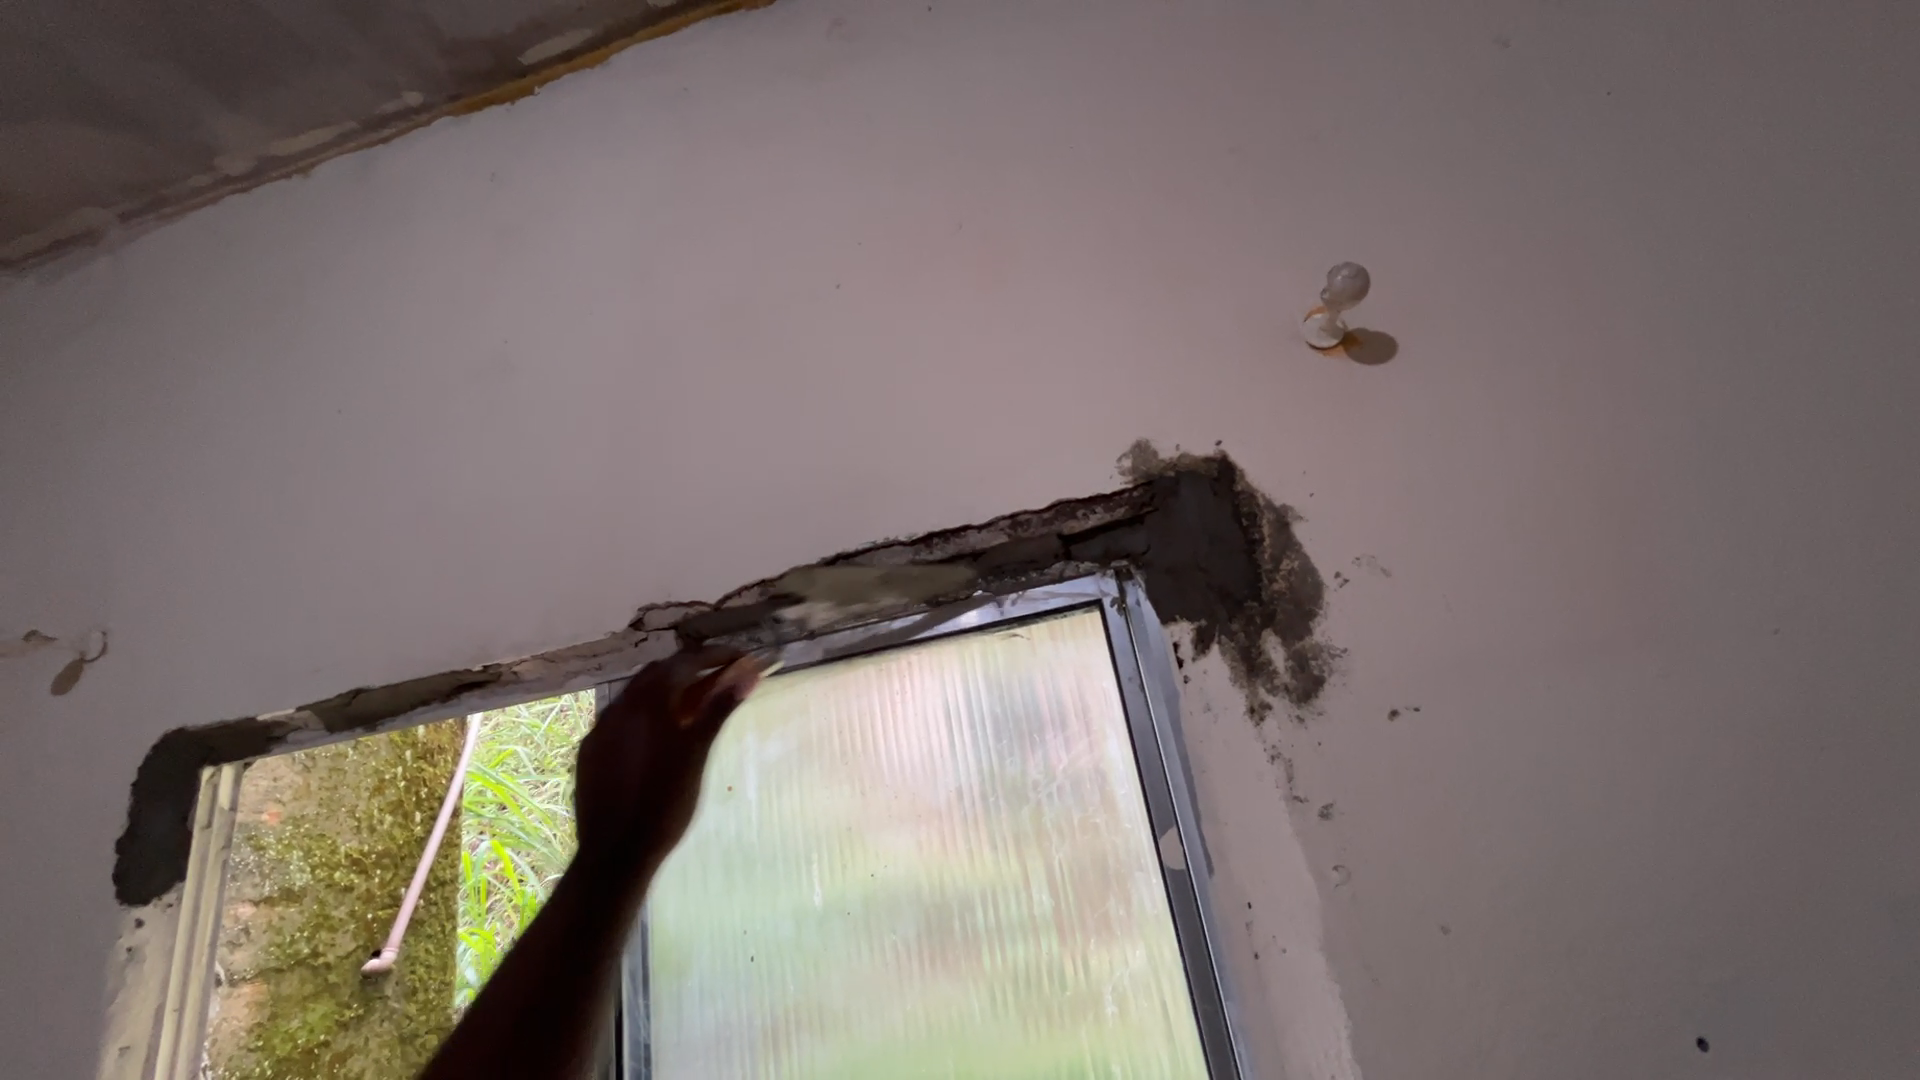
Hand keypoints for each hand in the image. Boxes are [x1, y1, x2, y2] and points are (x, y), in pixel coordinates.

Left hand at [573, 646, 764, 862]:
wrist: (616, 853)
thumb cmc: (666, 800)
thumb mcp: (698, 751)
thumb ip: (720, 707)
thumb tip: (748, 673)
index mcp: (647, 701)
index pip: (685, 661)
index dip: (716, 655)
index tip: (741, 658)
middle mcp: (619, 706)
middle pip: (659, 672)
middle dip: (691, 668)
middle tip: (721, 677)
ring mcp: (600, 729)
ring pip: (637, 694)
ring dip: (667, 690)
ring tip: (695, 703)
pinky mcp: (590, 752)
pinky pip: (621, 718)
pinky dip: (646, 714)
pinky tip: (659, 734)